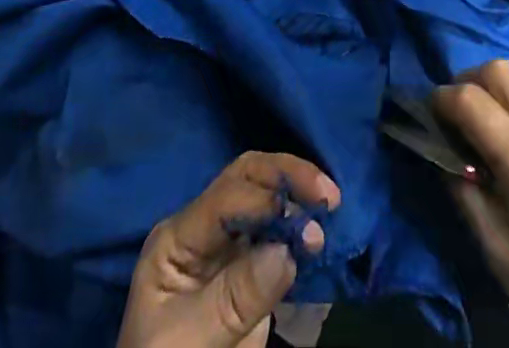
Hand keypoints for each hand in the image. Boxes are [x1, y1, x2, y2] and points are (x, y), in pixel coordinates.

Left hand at [117, 152, 342, 347]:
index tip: (305, 216)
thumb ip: (234, 297)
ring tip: (331, 211)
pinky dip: (302, 232)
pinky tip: (323, 235)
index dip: (263, 199)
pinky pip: (280, 240)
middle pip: (245, 180)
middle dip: (286, 176)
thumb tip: (284, 251)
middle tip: (328, 194)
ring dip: (299, 199)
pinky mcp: (253, 276)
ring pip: (266, 202)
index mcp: (178, 237)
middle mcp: (205, 232)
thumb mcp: (188, 336)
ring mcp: (230, 252)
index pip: (223, 199)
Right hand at [435, 61, 508, 347]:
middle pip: (504, 73)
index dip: (440, 98)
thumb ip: (466, 194)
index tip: (429, 116)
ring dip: (500, 104)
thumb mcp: (499, 253)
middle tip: (456, 115)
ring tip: (489, 147)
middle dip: (470, 81)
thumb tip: (447, 158)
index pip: (470, 98)